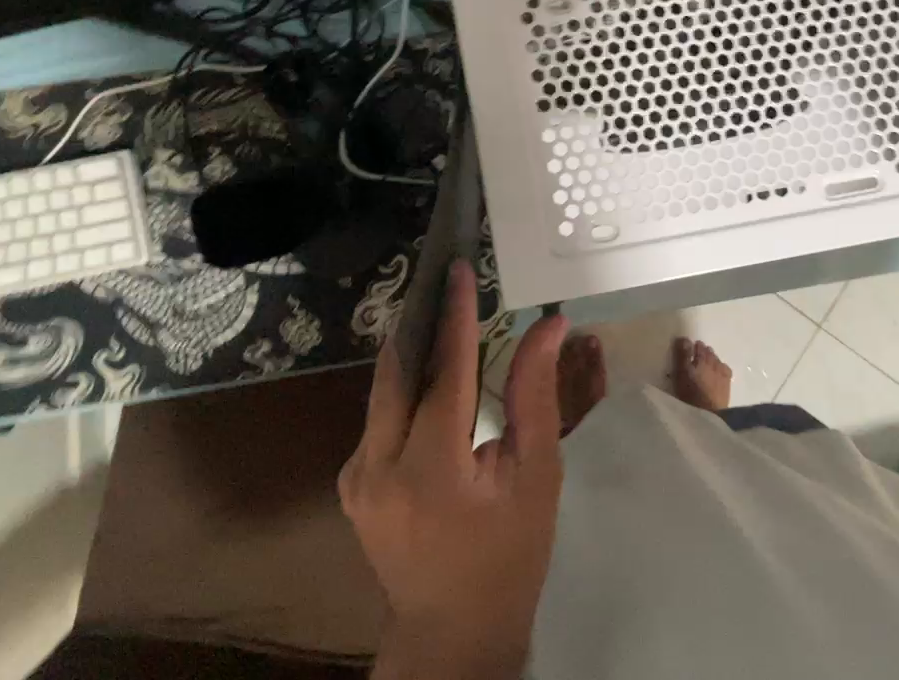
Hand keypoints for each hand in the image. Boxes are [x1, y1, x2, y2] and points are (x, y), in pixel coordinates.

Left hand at [339, 261, 569, 679]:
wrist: (453, 630)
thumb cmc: (509, 556)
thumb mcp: (535, 477)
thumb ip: (534, 396)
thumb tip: (548, 327)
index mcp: (430, 469)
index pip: (444, 372)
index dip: (454, 316)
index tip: (459, 269)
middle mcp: (376, 466)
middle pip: (395, 371)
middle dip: (420, 321)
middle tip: (442, 278)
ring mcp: (354, 475)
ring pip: (382, 391)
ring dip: (412, 353)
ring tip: (440, 313)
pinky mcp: (350, 481)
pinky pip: (378, 417)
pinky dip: (405, 389)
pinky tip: (430, 373)